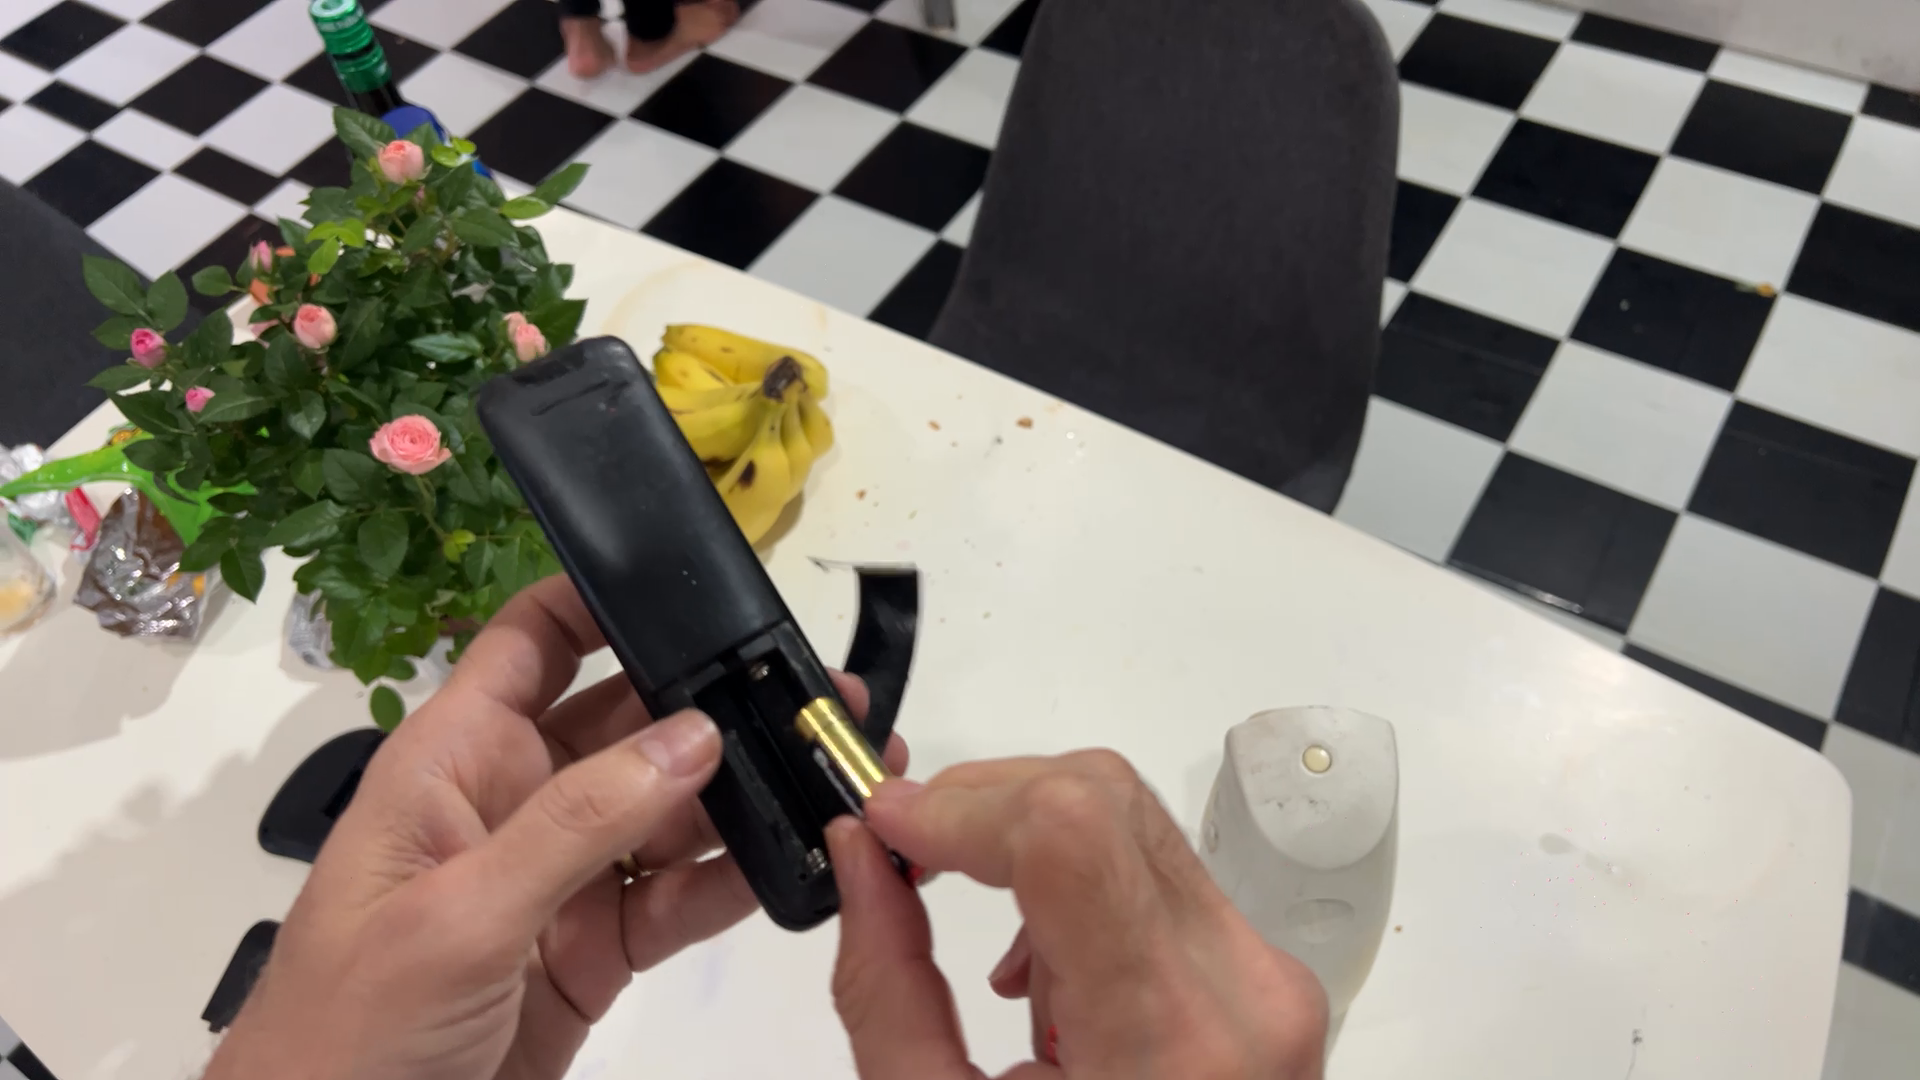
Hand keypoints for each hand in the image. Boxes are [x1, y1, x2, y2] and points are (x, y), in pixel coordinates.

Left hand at [207, 574, 901, 1079]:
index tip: (695, 590)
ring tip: (825, 766)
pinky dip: (740, 875)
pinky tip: (798, 853)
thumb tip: (699, 735)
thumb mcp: (456, 916)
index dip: (603, 601)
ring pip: (676, 804)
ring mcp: (577, 868)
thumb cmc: (347, 1036)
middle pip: (637, 719)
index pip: (535, 641)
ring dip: (748, 788)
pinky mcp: (612, 935)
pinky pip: (687, 889)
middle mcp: (530, 794)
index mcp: (466, 756)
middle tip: (806, 691)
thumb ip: (580, 822)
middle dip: (718, 702)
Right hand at [827, 750, 1326, 1078]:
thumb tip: (857, 849)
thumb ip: (885, 985)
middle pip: (1096, 797)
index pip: (1069, 833)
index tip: (888, 824)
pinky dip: (1072, 874)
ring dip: (1024, 838)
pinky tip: (1045, 968)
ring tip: (994, 955)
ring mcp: (1261, 966)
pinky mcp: (1258, 961)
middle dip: (982, 803)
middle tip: (913, 856)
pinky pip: (1147, 860)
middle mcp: (1238, 981)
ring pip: (1122, 812)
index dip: (962, 804)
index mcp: (1168, 1043)